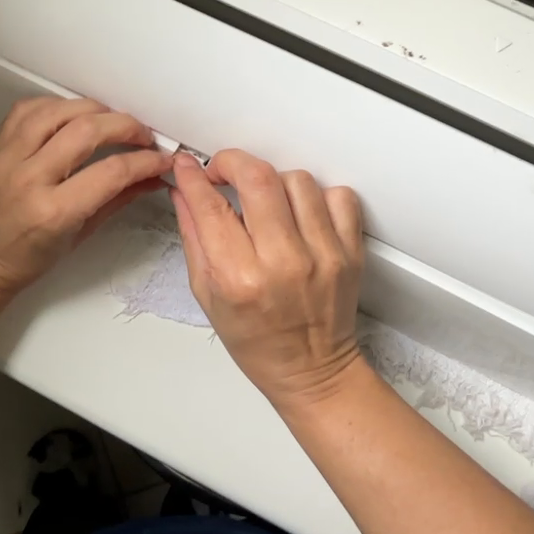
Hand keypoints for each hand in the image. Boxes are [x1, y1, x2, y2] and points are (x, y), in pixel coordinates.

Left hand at [0, 97, 169, 304]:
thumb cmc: (32, 258)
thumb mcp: (82, 235)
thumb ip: (119, 199)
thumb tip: (155, 175)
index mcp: (53, 211)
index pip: (110, 171)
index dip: (144, 160)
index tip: (162, 158)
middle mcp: (29, 178)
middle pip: (86, 130)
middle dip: (125, 125)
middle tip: (143, 135)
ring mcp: (8, 158)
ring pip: (57, 110)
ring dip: (93, 109)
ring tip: (112, 121)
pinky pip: (28, 109)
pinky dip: (56, 106)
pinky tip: (73, 116)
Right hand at [170, 149, 367, 403]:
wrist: (311, 371)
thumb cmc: (253, 339)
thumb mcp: (205, 292)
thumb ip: (193, 236)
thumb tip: (183, 191)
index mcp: (238, 277)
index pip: (210, 206)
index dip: (194, 176)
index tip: (187, 165)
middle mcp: (282, 262)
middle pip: (257, 178)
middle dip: (232, 162)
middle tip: (223, 171)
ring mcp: (322, 255)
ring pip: (296, 180)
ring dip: (273, 180)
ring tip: (264, 200)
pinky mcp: (350, 253)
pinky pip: (339, 196)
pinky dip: (316, 195)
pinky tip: (300, 212)